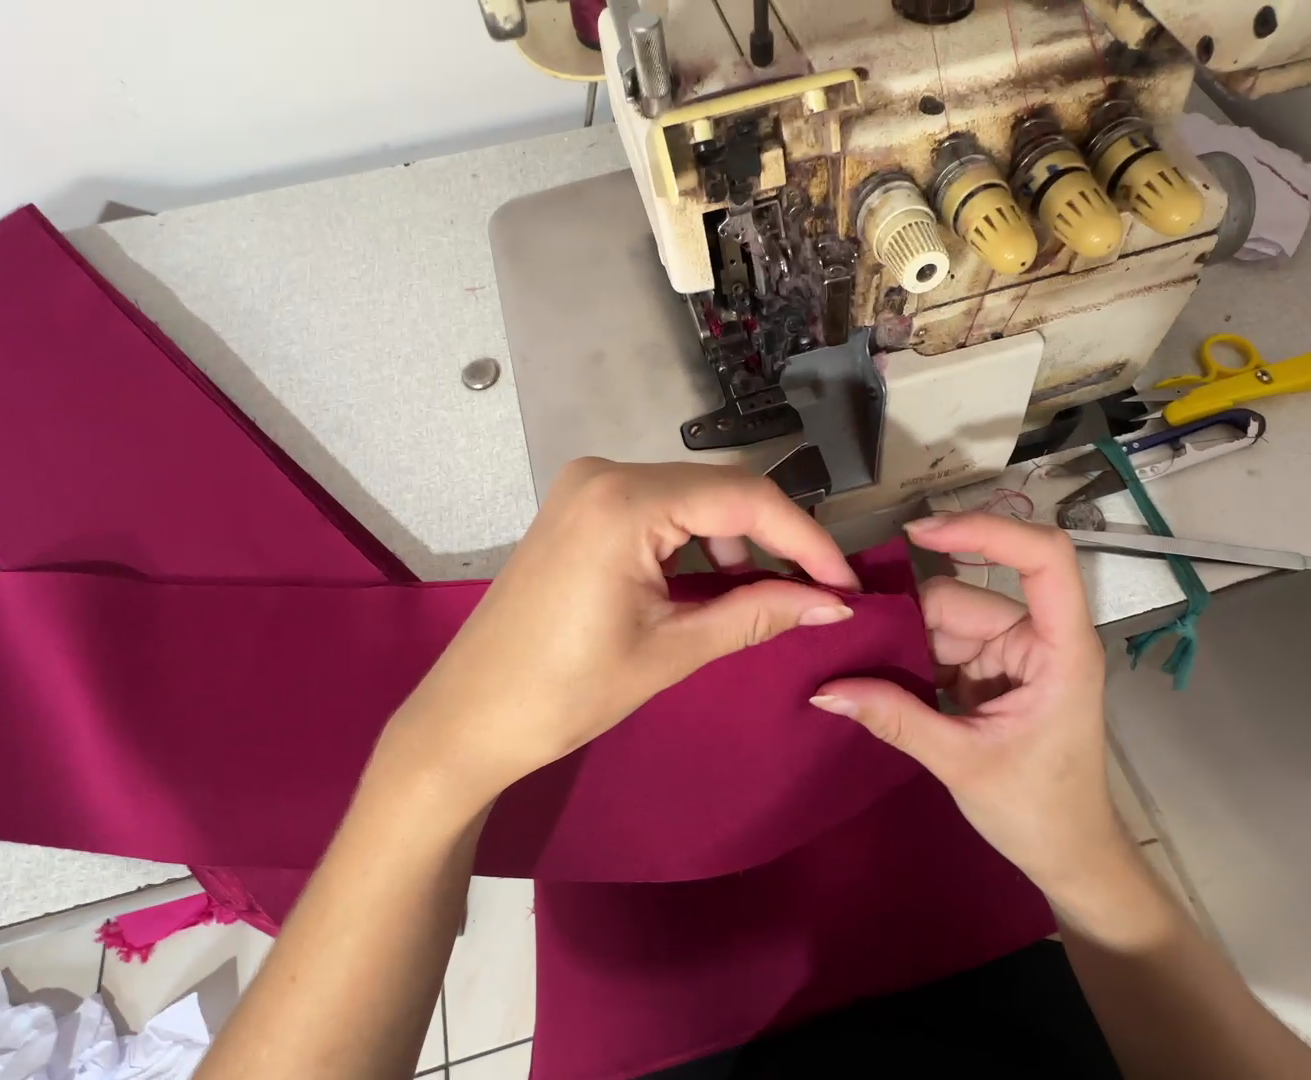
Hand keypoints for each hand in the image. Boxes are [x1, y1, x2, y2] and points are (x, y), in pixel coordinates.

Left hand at [380, 458, 860, 807]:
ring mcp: (586, 485)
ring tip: (762, 592)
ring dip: (736, 538)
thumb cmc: (565, 693)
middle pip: (720, 489)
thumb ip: (758, 614)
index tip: (844, 583)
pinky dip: (695, 538)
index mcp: (625, 501)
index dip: (806, 538)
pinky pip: (658, 507)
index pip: (745, 498)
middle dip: (775, 538)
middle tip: (816, 589)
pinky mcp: (578, 506)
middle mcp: (605, 472)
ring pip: (691, 495)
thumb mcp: (672, 651)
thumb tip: (834, 604)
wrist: (467, 719)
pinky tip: (710, 578)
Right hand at [809, 512, 1124, 897]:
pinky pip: (940, 646)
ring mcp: (1012, 653)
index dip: (986, 531)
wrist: (1067, 856)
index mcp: (1061, 648)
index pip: (1042, 559)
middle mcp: (1039, 637)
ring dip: (901, 640)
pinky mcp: (990, 672)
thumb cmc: (1039, 811)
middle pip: (965, 596)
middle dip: (908, 615)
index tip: (921, 533)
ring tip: (851, 661)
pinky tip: (872, 673)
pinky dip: (908, 658)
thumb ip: (896, 719)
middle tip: (846, 634)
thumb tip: (825, 691)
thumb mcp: (963, 764)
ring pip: (943, 621)